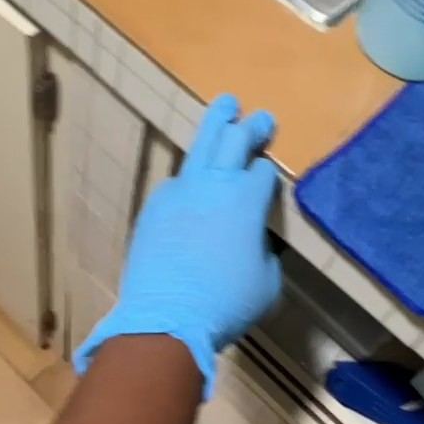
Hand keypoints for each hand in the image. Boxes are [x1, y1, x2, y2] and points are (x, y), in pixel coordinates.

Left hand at [72, 95, 281, 395]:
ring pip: (200, 147)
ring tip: (224, 106)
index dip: (268, 174)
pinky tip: (191, 182)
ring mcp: (180, 192)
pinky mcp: (155, 207)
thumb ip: (264, 252)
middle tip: (259, 116)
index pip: (263, 172)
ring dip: (215, 124)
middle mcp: (214, 185)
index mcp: (246, 200)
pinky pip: (176, 182)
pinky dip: (189, 177)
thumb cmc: (227, 303)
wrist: (166, 318)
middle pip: (234, 141)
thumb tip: (254, 242)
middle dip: (250, 126)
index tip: (268, 177)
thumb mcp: (266, 282)